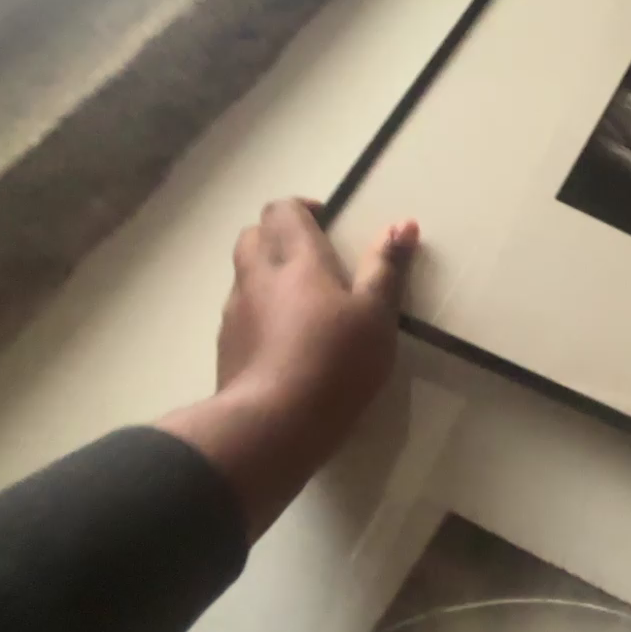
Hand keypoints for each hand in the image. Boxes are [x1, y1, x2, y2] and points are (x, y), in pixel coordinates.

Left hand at [217, 198, 417, 427]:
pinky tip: (285, 337)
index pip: (282, 210)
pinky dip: (260, 308)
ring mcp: (235, 311)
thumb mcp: (376, 313)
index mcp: (296, 260)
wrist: (273, 423)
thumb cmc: (336, 360)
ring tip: (303, 298)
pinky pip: (241, 309)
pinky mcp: (226, 345)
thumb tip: (403, 223)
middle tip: (315, 255)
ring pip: (244, 272)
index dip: (302, 208)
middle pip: (253, 234)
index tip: (328, 222)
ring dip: (268, 270)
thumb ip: (387, 267)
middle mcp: (258, 276)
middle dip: (280, 234)